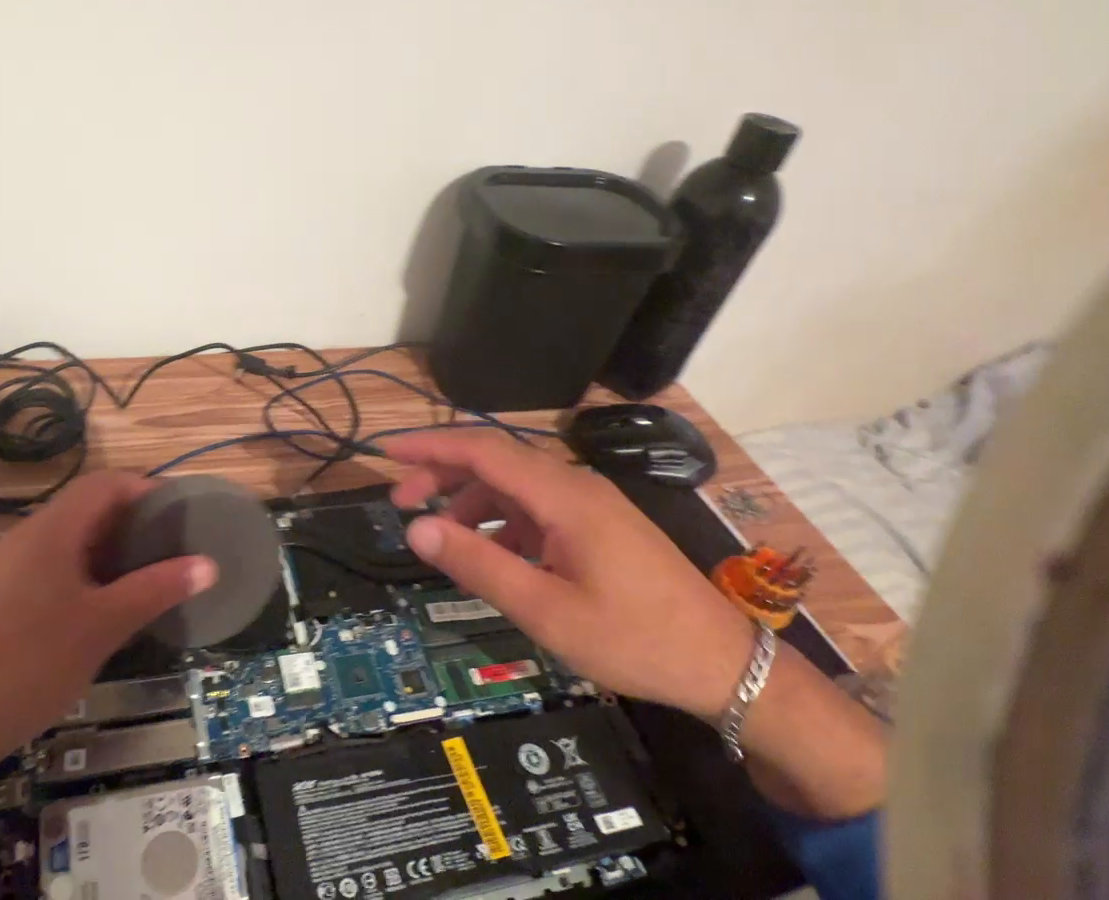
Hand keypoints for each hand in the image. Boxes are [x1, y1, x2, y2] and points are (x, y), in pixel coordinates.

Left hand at [0, 471, 216, 765]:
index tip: (184, 514)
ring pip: (66, 542)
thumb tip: (208, 565)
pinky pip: (47, 569)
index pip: (106, 483)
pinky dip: (82, 576)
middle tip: (173, 551)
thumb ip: (156, 589)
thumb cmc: (29, 664)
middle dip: (132, 524)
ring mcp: (3, 569)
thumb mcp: (103, 626)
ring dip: (107, 553)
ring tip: (145, 582)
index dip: (147, 489)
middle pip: (85, 509)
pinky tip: (98, 612)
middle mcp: (23, 538)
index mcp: (50, 530)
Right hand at [388, 430, 753, 719]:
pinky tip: (489, 552)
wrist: (720, 662)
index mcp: (564, 497)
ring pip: (516, 485)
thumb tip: (417, 530)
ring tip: (438, 534)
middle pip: (497, 461)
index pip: (483, 451)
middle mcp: (576, 486)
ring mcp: (591, 505)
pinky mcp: (599, 525)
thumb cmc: (632, 638)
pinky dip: (502, 521)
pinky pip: (537, 508)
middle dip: (444, 474)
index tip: (387, 451)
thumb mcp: (545, 610)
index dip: (431, 446)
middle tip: (401, 503)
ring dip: (472, 500)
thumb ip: (478, 565)